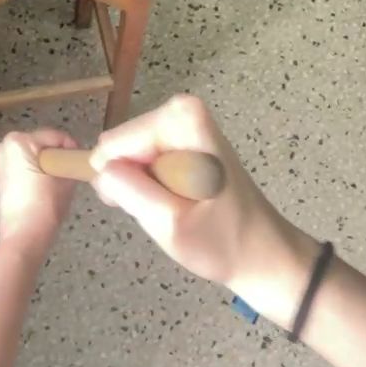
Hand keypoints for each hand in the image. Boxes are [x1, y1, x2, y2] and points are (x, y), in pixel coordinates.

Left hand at [0, 129, 79, 249]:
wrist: (23, 238)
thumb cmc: (44, 207)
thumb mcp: (66, 181)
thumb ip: (72, 162)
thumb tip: (76, 158)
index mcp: (19, 141)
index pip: (55, 136)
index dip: (71, 148)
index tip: (81, 161)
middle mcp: (5, 145)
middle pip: (41, 143)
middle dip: (57, 155)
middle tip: (71, 170)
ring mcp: (0, 159)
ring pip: (32, 153)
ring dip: (46, 162)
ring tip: (59, 179)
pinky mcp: (0, 173)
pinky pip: (23, 163)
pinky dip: (35, 169)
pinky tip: (45, 185)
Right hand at [89, 95, 318, 324]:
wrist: (263, 255)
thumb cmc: (222, 242)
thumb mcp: (171, 224)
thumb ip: (131, 192)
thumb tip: (102, 171)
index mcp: (183, 120)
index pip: (116, 144)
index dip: (120, 180)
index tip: (146, 207)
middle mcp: (182, 111)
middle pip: (123, 145)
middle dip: (133, 182)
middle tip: (162, 213)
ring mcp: (184, 124)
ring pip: (130, 156)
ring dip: (142, 188)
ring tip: (172, 209)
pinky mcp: (183, 140)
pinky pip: (144, 160)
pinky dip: (151, 186)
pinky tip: (175, 203)